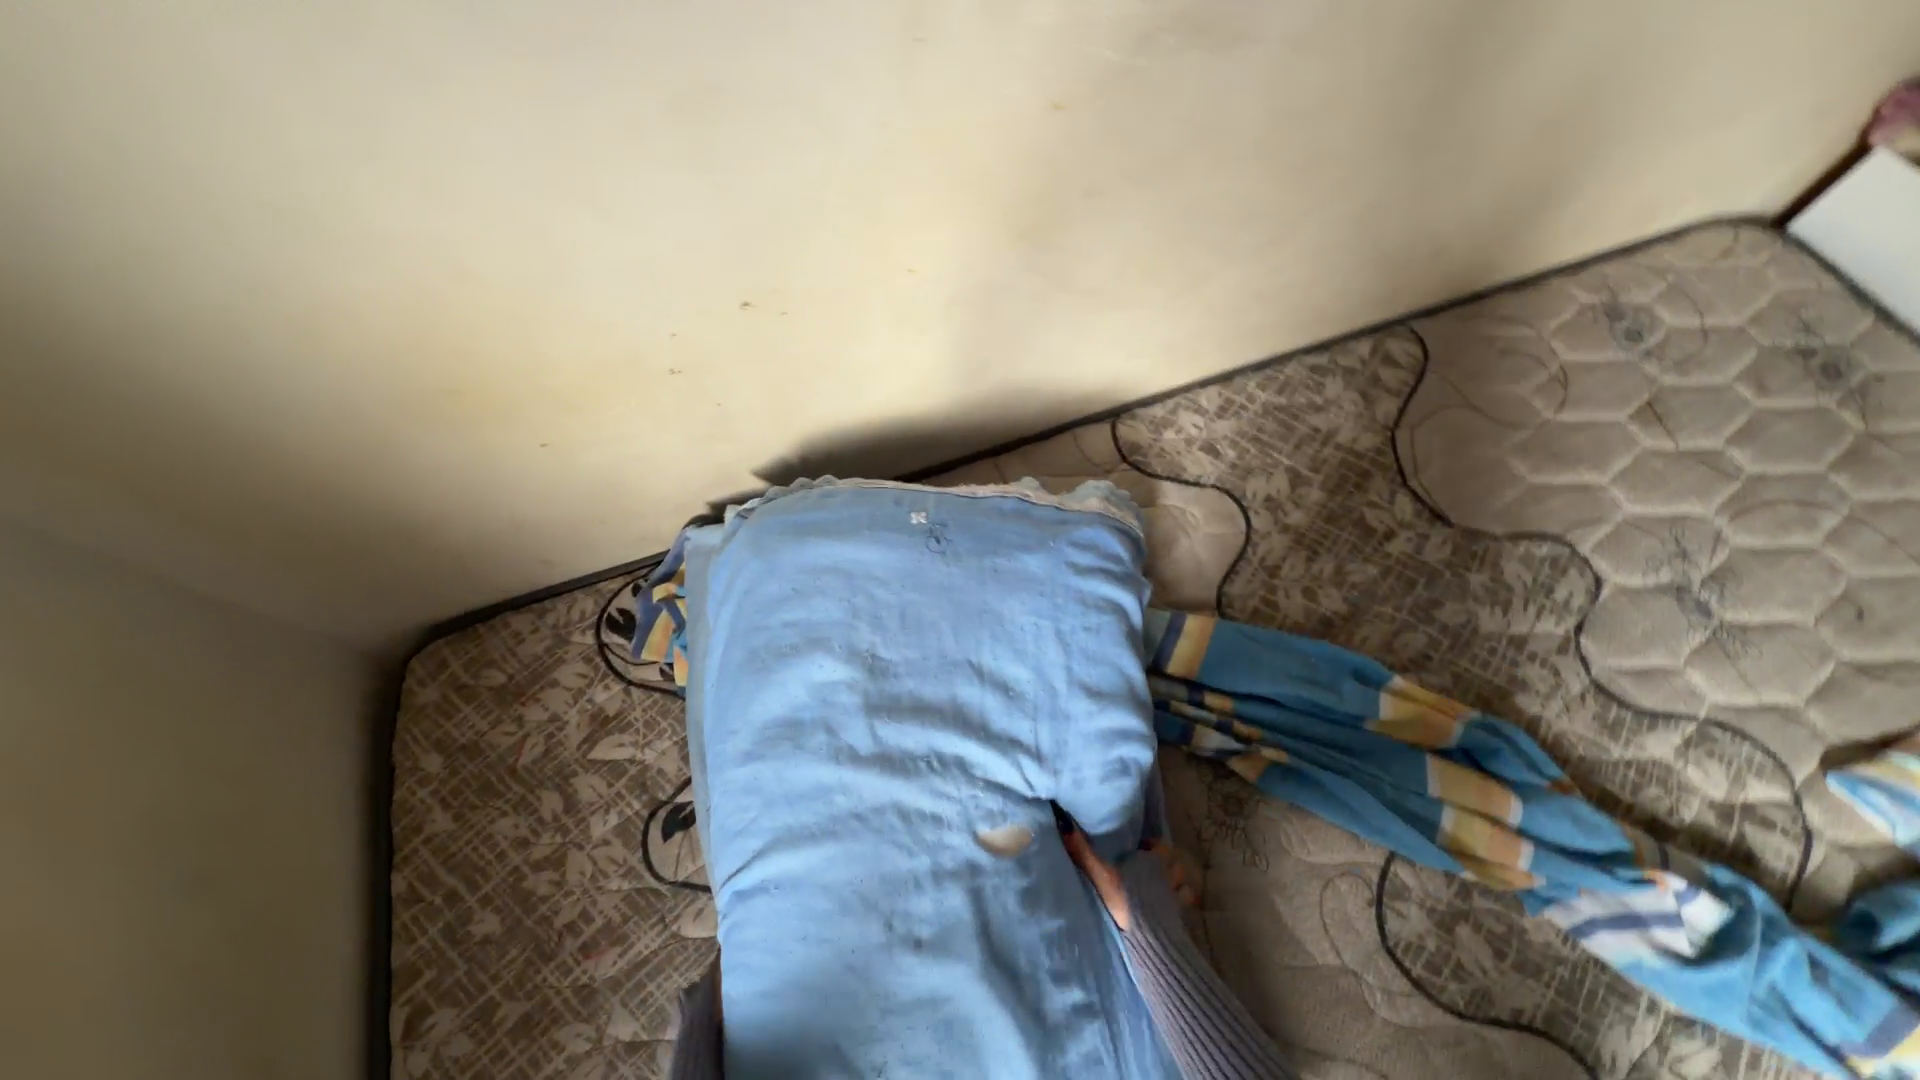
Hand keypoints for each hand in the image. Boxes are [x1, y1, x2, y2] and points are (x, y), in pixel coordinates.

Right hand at [1060, 828, 1196, 932]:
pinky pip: (1185, 905)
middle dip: (1167, 864)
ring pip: (1183, 884)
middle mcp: (1168, 875)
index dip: (1153, 846)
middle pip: (1175, 864)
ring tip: (1165, 887)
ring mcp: (1176, 896)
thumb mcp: (1100, 874)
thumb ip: (1083, 851)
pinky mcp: (1180, 917)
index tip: (1141, 848)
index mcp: (1152, 861)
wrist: (1147, 935)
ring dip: (1177, 883)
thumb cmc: (1125, 898)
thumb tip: (1063, 823)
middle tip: (1153, 868)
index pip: (1160, 846)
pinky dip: (1180, 904)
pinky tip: (1170, 909)